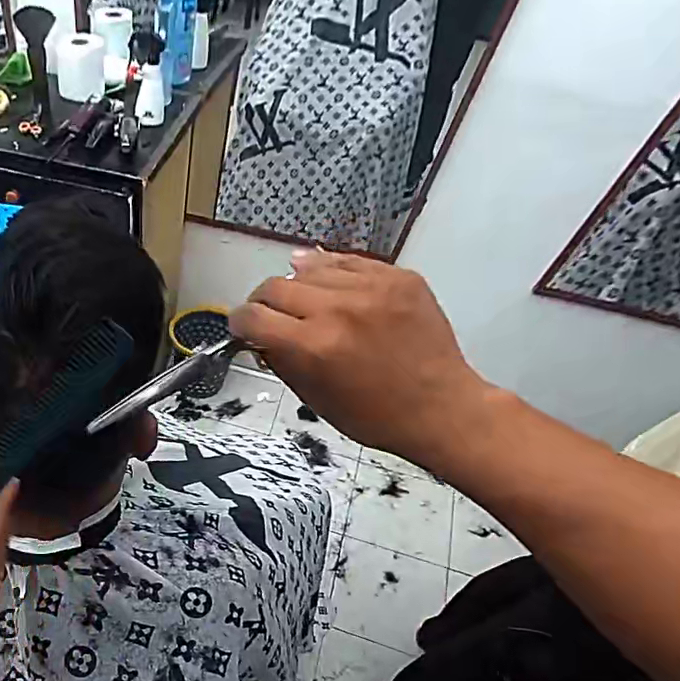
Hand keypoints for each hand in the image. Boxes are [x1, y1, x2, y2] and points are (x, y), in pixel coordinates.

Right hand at [231, 251, 494, 465]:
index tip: (241, 326)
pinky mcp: (398, 278)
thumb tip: (262, 338)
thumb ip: (284, 364)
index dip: (239, 322)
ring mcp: (372, 288)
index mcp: (314, 346)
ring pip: (311, 266)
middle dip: (263, 302)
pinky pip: (350, 263)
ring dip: (298, 284)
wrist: (440, 408)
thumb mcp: (318, 401)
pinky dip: (333, 273)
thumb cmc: (377, 417)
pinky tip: (329, 282)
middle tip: (268, 315)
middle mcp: (339, 309)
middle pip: (276, 286)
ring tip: (302, 300)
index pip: (254, 317)